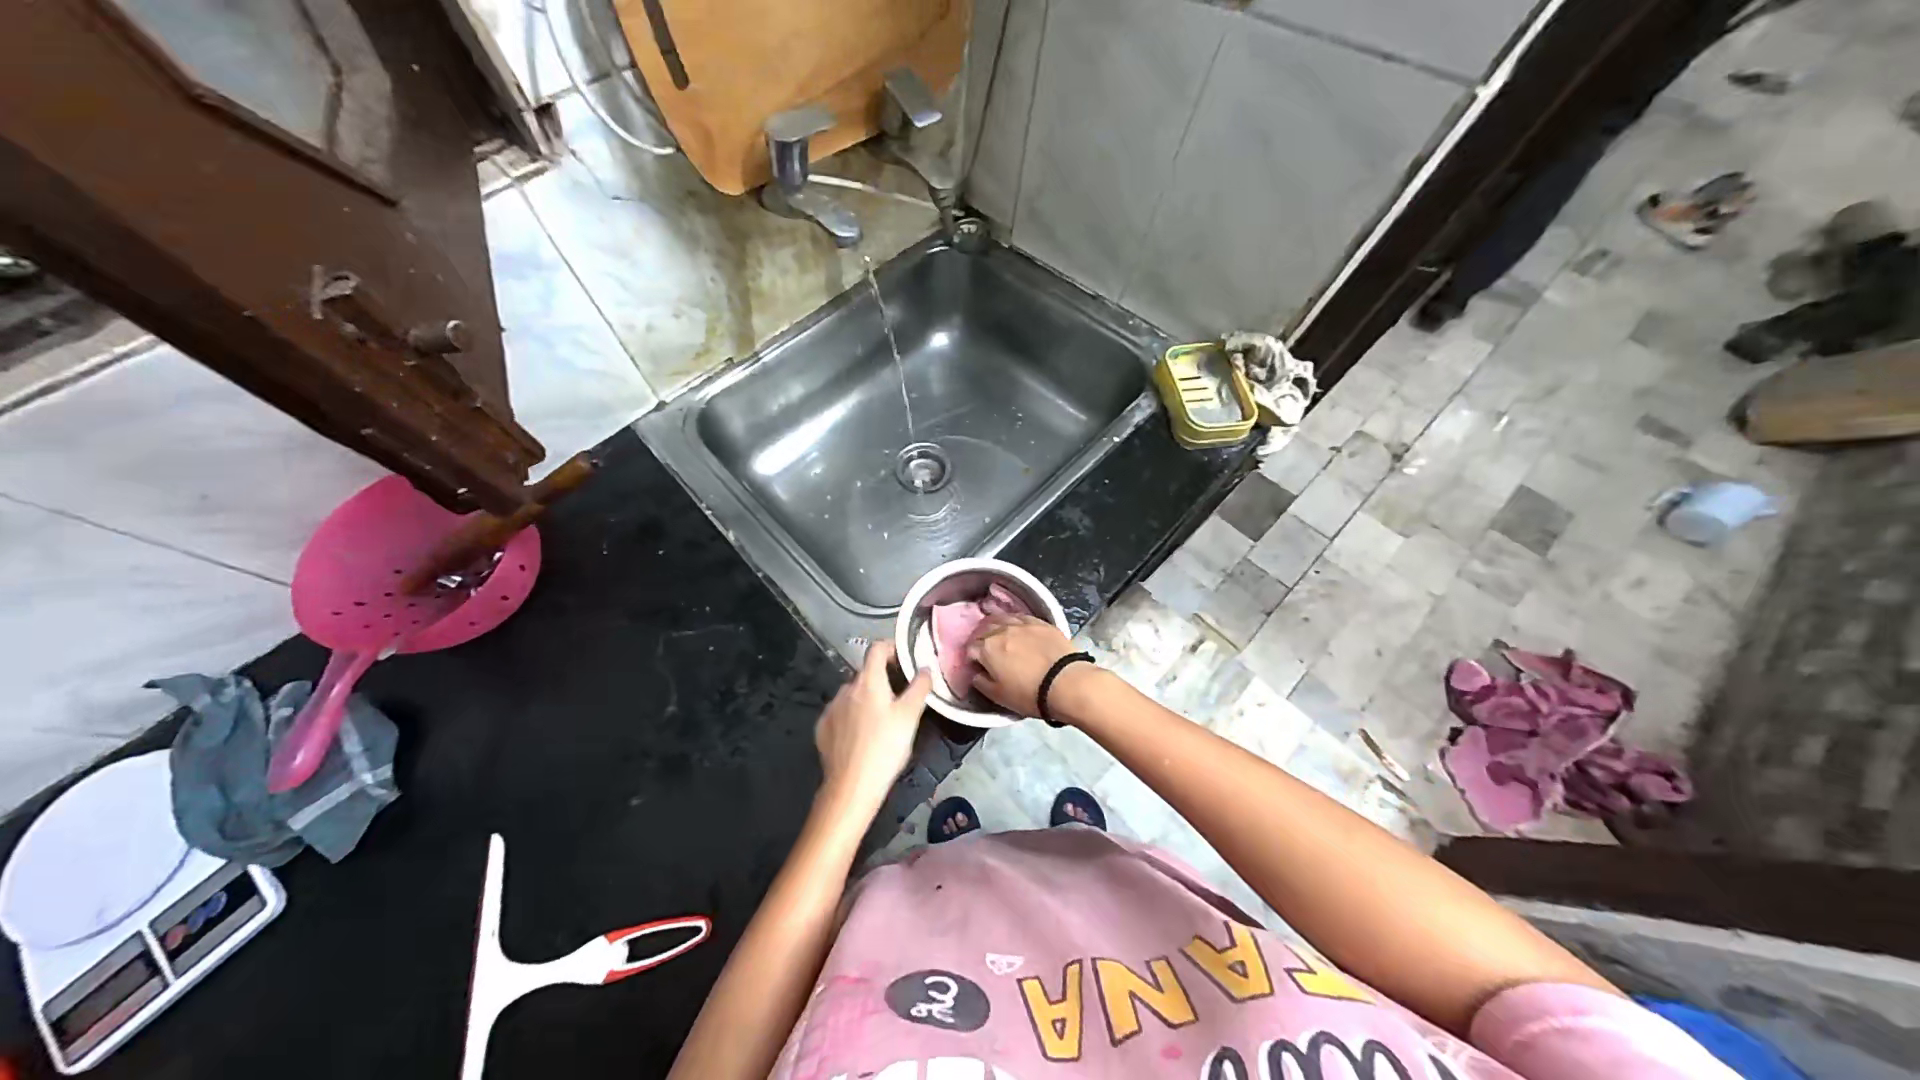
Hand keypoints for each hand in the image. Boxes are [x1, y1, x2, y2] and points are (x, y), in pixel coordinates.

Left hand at [815, 641, 931, 806]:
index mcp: (868, 681)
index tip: (904, 659)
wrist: (851, 786)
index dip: (891, 648)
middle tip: (901, 697)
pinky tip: (863, 735)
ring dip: (867, 698)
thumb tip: (924, 668)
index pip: (877, 649)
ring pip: (853, 694)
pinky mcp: (822, 728)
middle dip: (883, 679)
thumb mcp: (910, 716)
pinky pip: (841, 713)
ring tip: (883, 720)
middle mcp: (845, 688)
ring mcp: (831, 708)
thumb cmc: (885, 748)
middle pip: (866, 673)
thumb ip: (920, 687)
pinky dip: (853, 716)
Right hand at [967, 614, 1076, 717]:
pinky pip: (1021, 617)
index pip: (971, 648)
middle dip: (981, 638)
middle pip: (984, 629)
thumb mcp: (998, 696)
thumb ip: (981, 682)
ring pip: (1002, 618)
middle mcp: (1001, 631)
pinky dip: (1015, 621)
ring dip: (996, 625)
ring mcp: (1022, 624)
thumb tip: (976, 674)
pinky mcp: (1041, 622)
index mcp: (987, 649)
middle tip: (984, 648)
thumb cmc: (1029, 693)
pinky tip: (1017, 626)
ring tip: (997, 633)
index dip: (971, 657)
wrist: (1066, 682)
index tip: (976, 665)